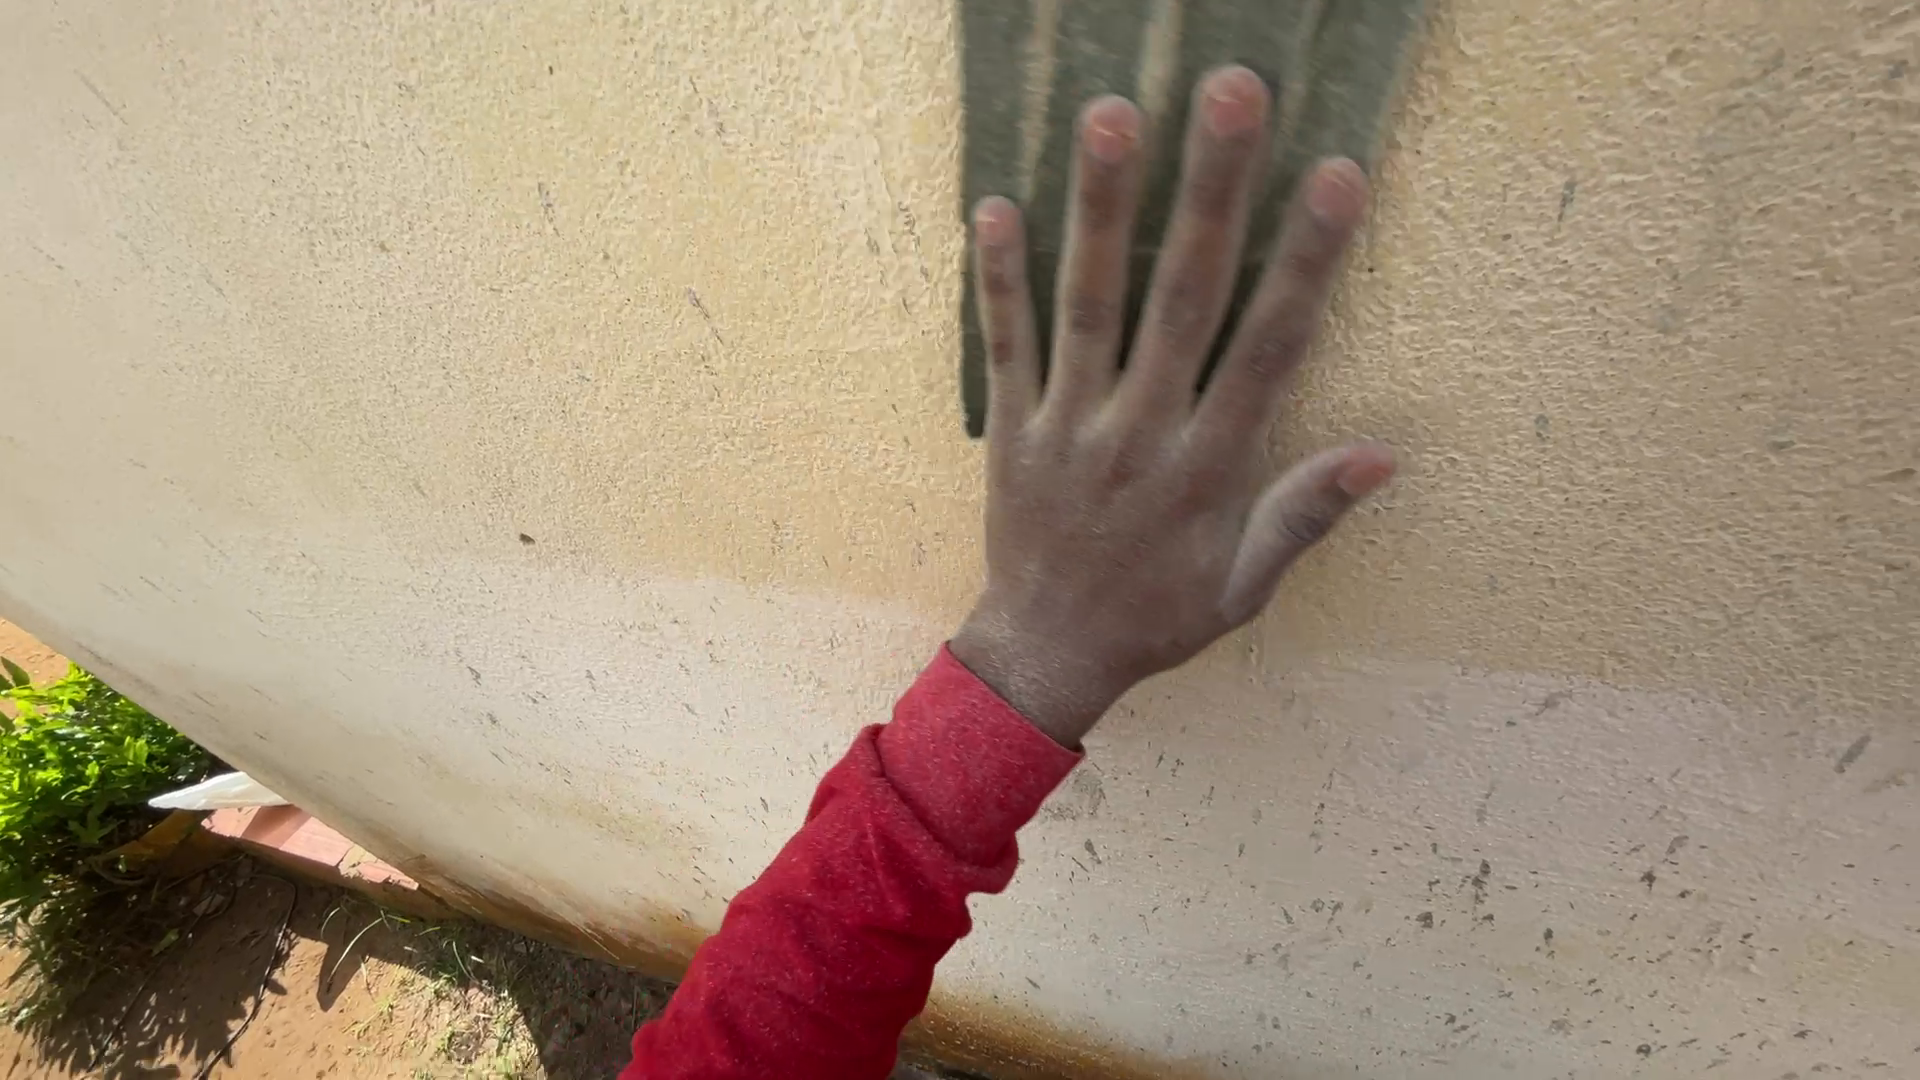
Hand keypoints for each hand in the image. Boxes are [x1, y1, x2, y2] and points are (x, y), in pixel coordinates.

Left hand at [949, 67, 1394, 748]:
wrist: (1047, 652)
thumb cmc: (1151, 621)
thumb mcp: (1239, 590)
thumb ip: (1301, 518)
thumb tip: (1382, 456)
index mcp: (1205, 472)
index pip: (1267, 352)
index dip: (1305, 264)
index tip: (1337, 176)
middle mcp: (1137, 436)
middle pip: (1181, 304)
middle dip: (1210, 198)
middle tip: (1229, 94)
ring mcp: (1067, 429)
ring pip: (1087, 310)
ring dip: (1099, 214)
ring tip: (1111, 118)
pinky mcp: (1011, 434)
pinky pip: (1005, 349)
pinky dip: (998, 283)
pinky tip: (992, 210)